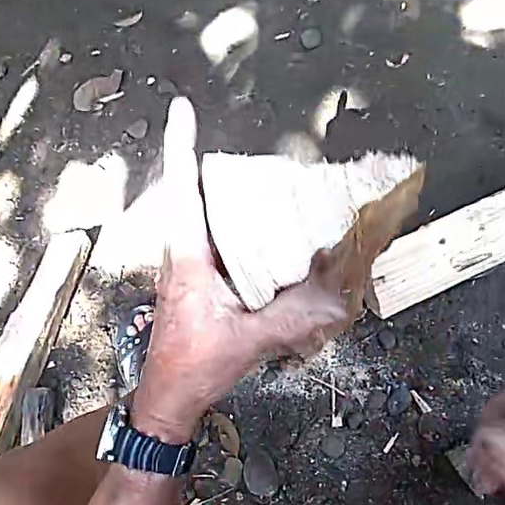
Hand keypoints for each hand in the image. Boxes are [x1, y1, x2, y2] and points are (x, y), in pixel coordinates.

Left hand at [131, 98, 348, 441]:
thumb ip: (292, 319)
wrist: (168, 396)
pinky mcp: (196, 282)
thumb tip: (336, 298)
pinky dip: (228, 225)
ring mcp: (187, 269)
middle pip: (191, 195)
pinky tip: (257, 233)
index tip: (182, 108)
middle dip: (208, 163)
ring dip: (219, 194)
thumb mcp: (248, 341)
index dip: (181, 145)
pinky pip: (211, 240)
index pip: (182, 191)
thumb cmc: (193, 367)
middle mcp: (183, 256)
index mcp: (189, 259)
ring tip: (255, 179)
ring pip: (199, 218)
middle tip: (234, 142)